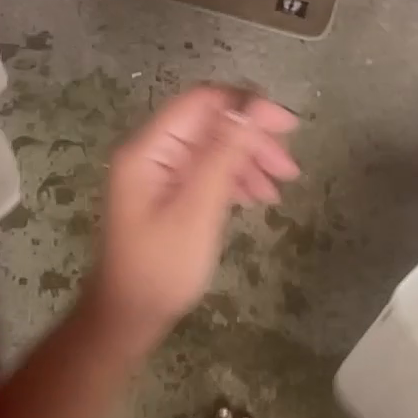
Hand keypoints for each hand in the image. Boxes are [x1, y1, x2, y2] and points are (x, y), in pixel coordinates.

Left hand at [88, 86, 298, 336]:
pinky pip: (205, 170)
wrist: (129, 316)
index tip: (288, 128)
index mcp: (149, 148)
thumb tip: (251, 106)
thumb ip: (223, 155)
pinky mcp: (167, 192)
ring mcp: (158, 172)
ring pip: (212, 147)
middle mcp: (151, 151)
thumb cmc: (162, 268)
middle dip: (252, 138)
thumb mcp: (198, 210)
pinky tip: (257, 199)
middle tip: (289, 168)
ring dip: (248, 160)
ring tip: (279, 189)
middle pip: (210, 123)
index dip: (247, 106)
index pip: (202, 102)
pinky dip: (233, 178)